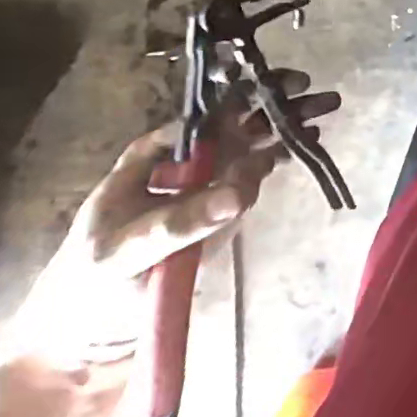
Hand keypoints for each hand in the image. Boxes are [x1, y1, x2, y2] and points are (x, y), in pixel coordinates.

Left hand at [1, 71, 340, 375]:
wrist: (89, 327)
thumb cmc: (92, 280)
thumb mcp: (126, 250)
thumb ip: (182, 221)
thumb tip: (242, 191)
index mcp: (155, 153)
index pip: (205, 116)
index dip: (244, 98)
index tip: (281, 89)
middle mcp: (186, 157)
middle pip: (236, 121)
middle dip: (276, 102)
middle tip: (314, 90)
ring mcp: (208, 181)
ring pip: (253, 142)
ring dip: (289, 123)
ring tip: (326, 107)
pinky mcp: (224, 206)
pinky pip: (257, 174)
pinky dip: (282, 156)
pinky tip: (309, 142)